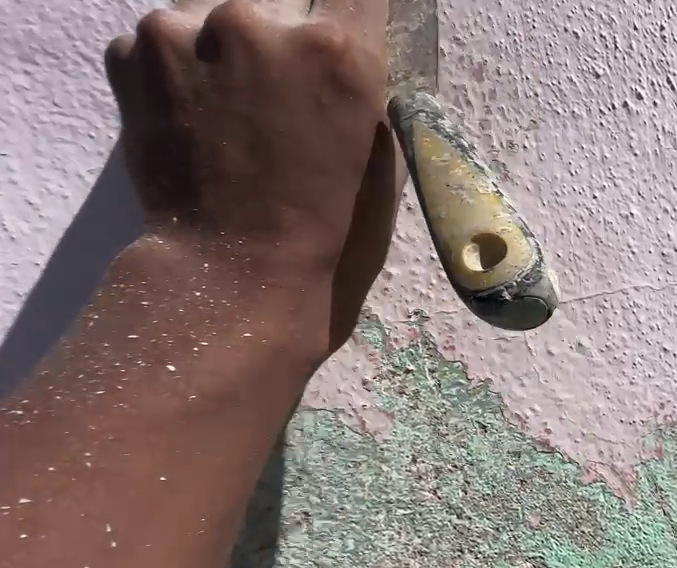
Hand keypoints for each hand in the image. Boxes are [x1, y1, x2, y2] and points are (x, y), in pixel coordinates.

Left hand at [106, 0, 400, 355]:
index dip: (355, 10)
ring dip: (236, 45)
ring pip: (222, 11)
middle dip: (291, 34)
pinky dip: (192, 67)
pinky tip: (210, 120)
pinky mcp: (130, 47)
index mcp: (338, 53)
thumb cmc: (335, 225)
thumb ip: (357, 89)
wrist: (238, 263)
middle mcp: (257, 20)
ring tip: (247, 109)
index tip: (350, 27)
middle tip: (294, 87)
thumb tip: (336, 56)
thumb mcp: (376, 154)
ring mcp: (180, 26)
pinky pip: (173, 36)